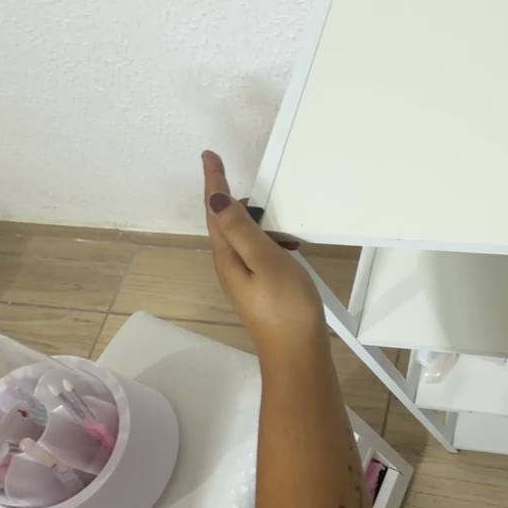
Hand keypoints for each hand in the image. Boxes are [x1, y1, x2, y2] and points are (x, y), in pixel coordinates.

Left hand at [201, 150, 325, 350]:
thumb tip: (218, 199)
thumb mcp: (266, 261)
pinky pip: (257, 250)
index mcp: (227, 257)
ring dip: (259, 221)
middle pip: (225, 222)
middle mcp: (230, 265)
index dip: (213, 181)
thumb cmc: (286, 306)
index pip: (215, 211)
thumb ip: (243, 230)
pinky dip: (271, 239)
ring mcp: (243, 277)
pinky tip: (291, 247)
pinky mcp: (259, 286)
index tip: (210, 155)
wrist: (297, 352)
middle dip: (236, 199)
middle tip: (256, 184)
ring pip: (243, 236)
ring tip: (284, 223)